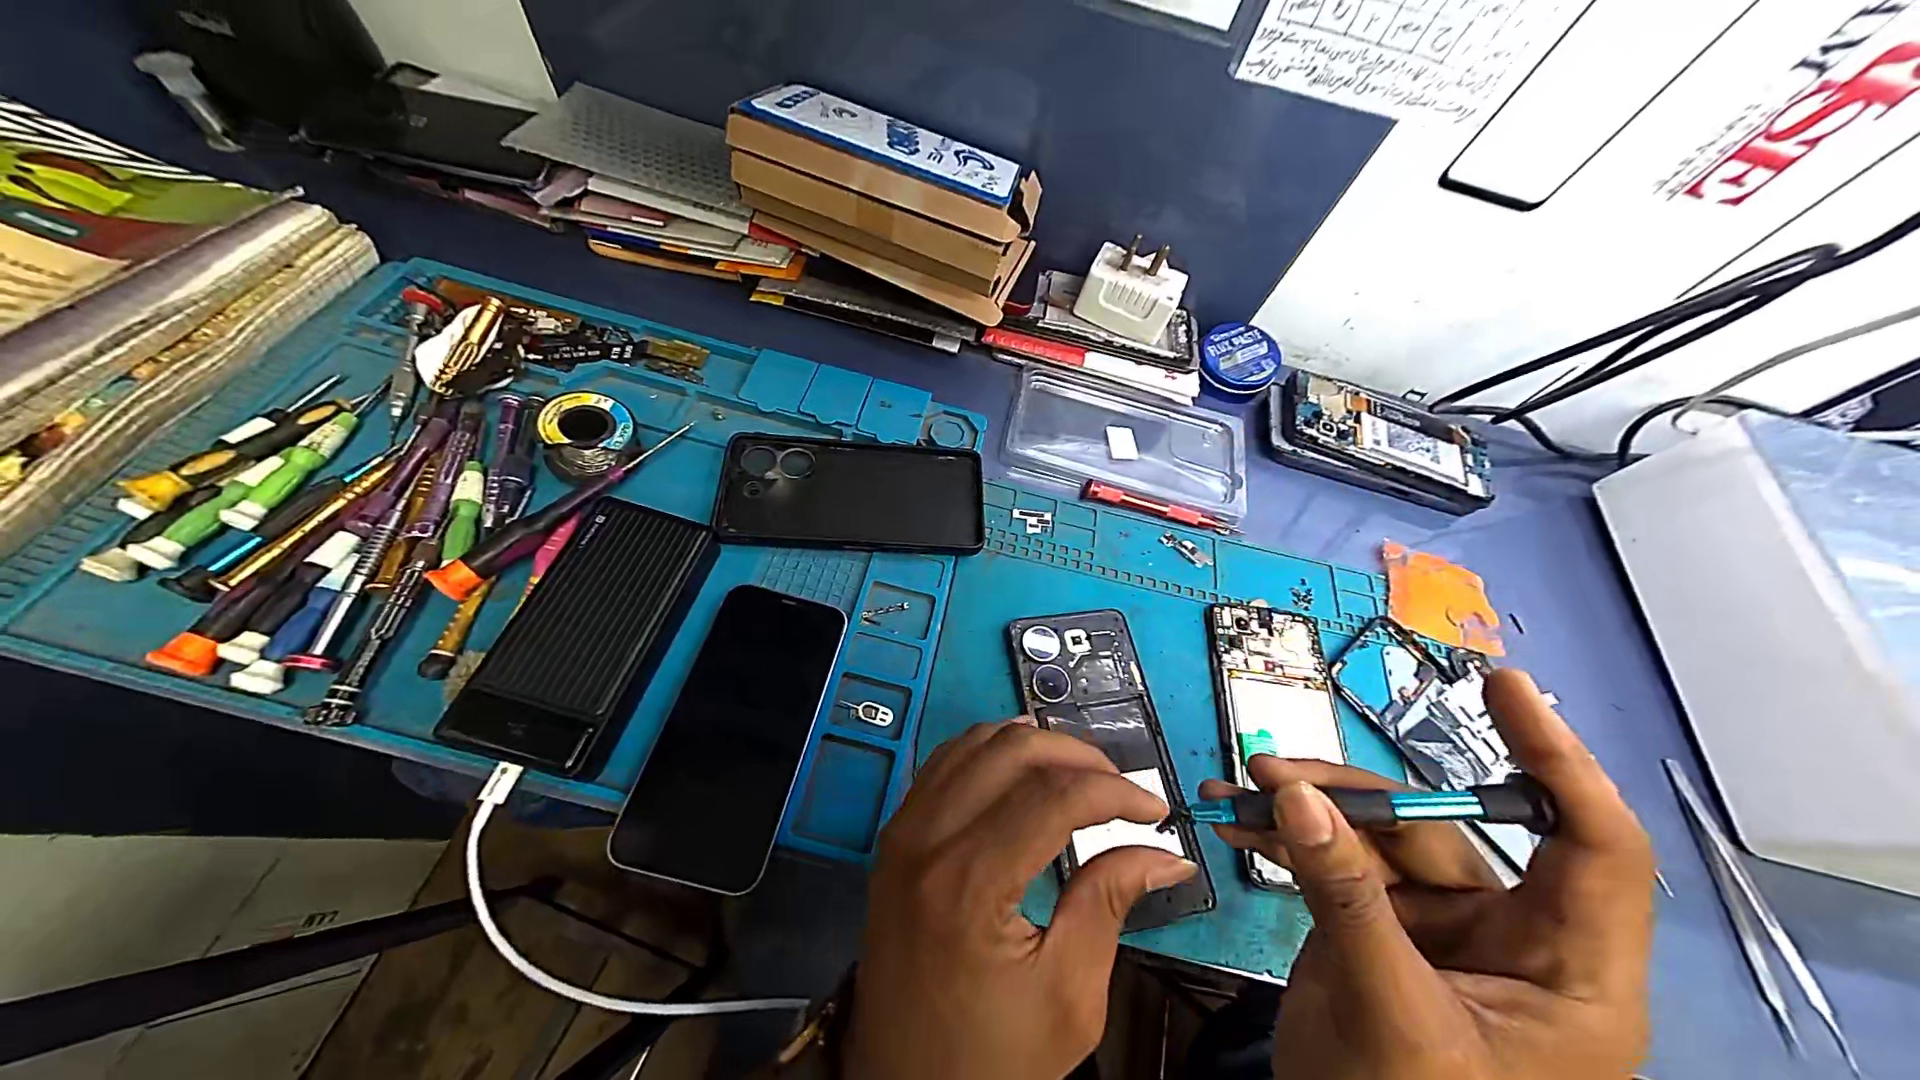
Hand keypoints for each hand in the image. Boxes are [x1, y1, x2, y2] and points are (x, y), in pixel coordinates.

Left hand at [844, 720, 1197, 1079]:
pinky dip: (990, 751)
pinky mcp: (895, 835)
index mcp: (970, 882)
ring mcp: (903, 831)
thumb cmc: (989, 1056)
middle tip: (1119, 787)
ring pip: (974, 742)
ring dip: (1034, 744)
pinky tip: (1022, 769)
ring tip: (1079, 772)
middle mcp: (927, 839)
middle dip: (1077, 755)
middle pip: (1012, 752)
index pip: (1053, 797)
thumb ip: (1109, 903)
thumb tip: (1165, 853)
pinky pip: (944, 762)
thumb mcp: (1067, 996)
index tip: (1154, 808)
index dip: (1114, 791)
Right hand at [1202, 669, 1654, 1079]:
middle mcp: (1508, 936)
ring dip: (1302, 811)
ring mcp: (1436, 929)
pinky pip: (1333, 862)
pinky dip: (1286, 840)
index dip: (1558, 760)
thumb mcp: (1386, 1009)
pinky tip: (1239, 824)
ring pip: (1374, 838)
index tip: (1504, 687)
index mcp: (1567, 970)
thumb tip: (1297, 794)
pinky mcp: (1377, 927)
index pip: (1592, 846)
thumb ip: (1344, 895)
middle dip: (1352, 794)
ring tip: (1238, 793)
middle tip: (1273, 771)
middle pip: (1439, 828)